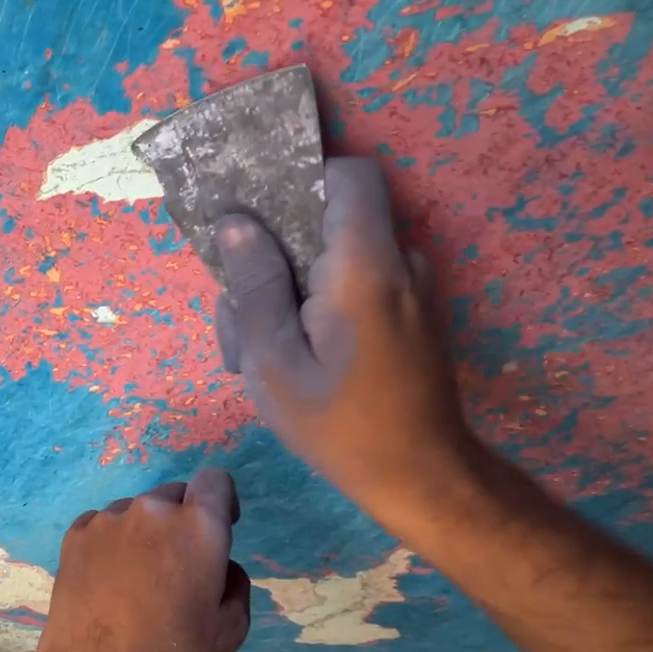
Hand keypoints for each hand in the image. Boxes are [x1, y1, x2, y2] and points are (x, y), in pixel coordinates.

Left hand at [33, 469, 251, 651]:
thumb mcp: (231, 625)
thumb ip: (233, 580)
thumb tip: (219, 564)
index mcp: (198, 526)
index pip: (214, 480)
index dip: (220, 499)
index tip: (220, 523)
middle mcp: (151, 511)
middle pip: (173, 495)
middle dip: (182, 519)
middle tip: (177, 562)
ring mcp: (108, 518)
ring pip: (135, 511)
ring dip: (143, 531)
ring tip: (137, 577)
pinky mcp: (75, 533)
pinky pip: (102, 524)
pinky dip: (111, 541)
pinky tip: (108, 578)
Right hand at [212, 157, 478, 522]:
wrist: (417, 475)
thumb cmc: (335, 421)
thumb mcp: (271, 359)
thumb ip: (254, 285)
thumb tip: (235, 223)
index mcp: (365, 267)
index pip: (348, 176)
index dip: (299, 178)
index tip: (252, 214)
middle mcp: (397, 263)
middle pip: (322, 226)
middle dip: (268, 262)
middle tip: (238, 329)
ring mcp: (406, 288)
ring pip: (326, 262)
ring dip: (282, 295)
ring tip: (257, 357)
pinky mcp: (403, 311)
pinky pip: (344, 286)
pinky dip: (308, 311)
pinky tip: (287, 360)